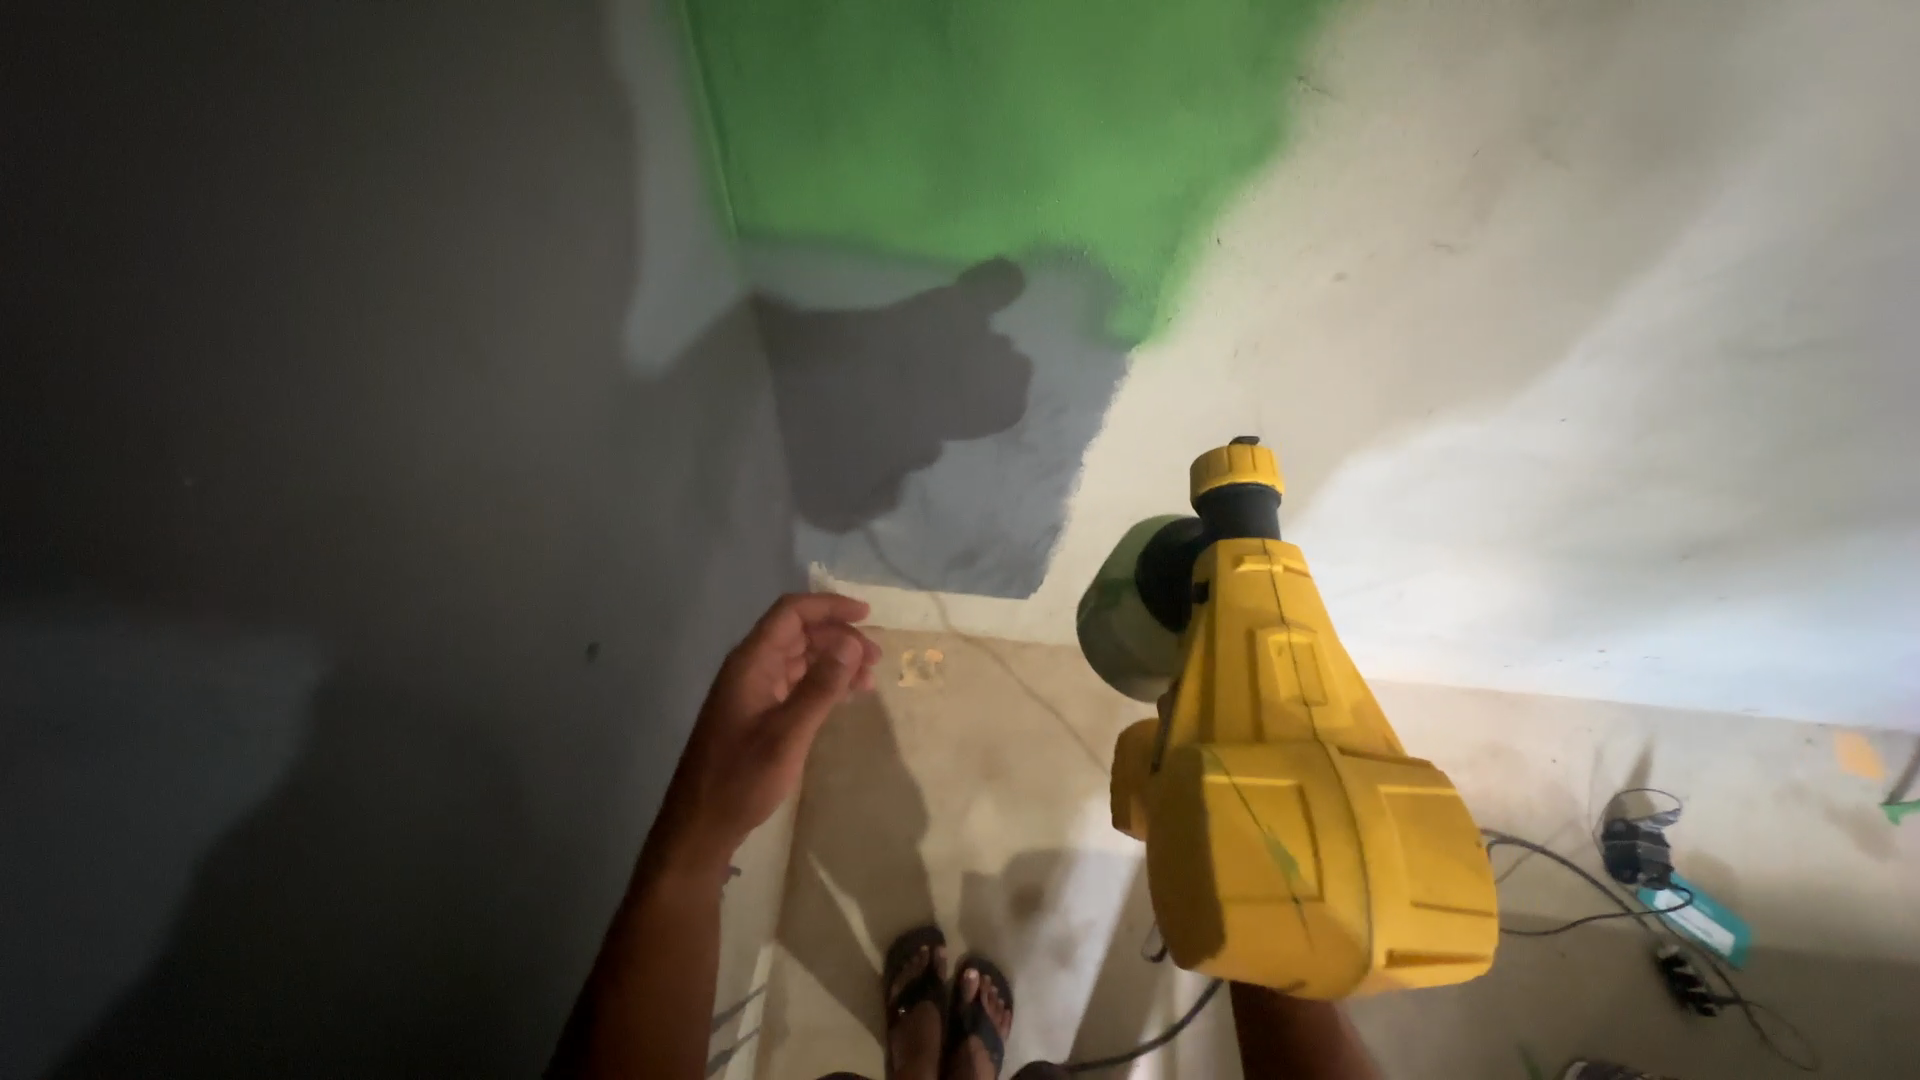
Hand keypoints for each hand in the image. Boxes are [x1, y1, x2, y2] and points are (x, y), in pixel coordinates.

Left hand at [647, 593, 881, 876]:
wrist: (700, 825)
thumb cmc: (741, 779)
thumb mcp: (788, 734)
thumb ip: (820, 687)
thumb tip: (851, 643)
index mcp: (751, 663)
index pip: (791, 613)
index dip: (829, 606)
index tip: (866, 615)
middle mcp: (750, 668)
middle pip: (798, 632)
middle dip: (838, 636)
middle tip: (875, 658)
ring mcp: (752, 690)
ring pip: (799, 657)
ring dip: (834, 660)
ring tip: (868, 679)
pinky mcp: (757, 712)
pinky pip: (794, 681)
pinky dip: (822, 682)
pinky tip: (845, 696)